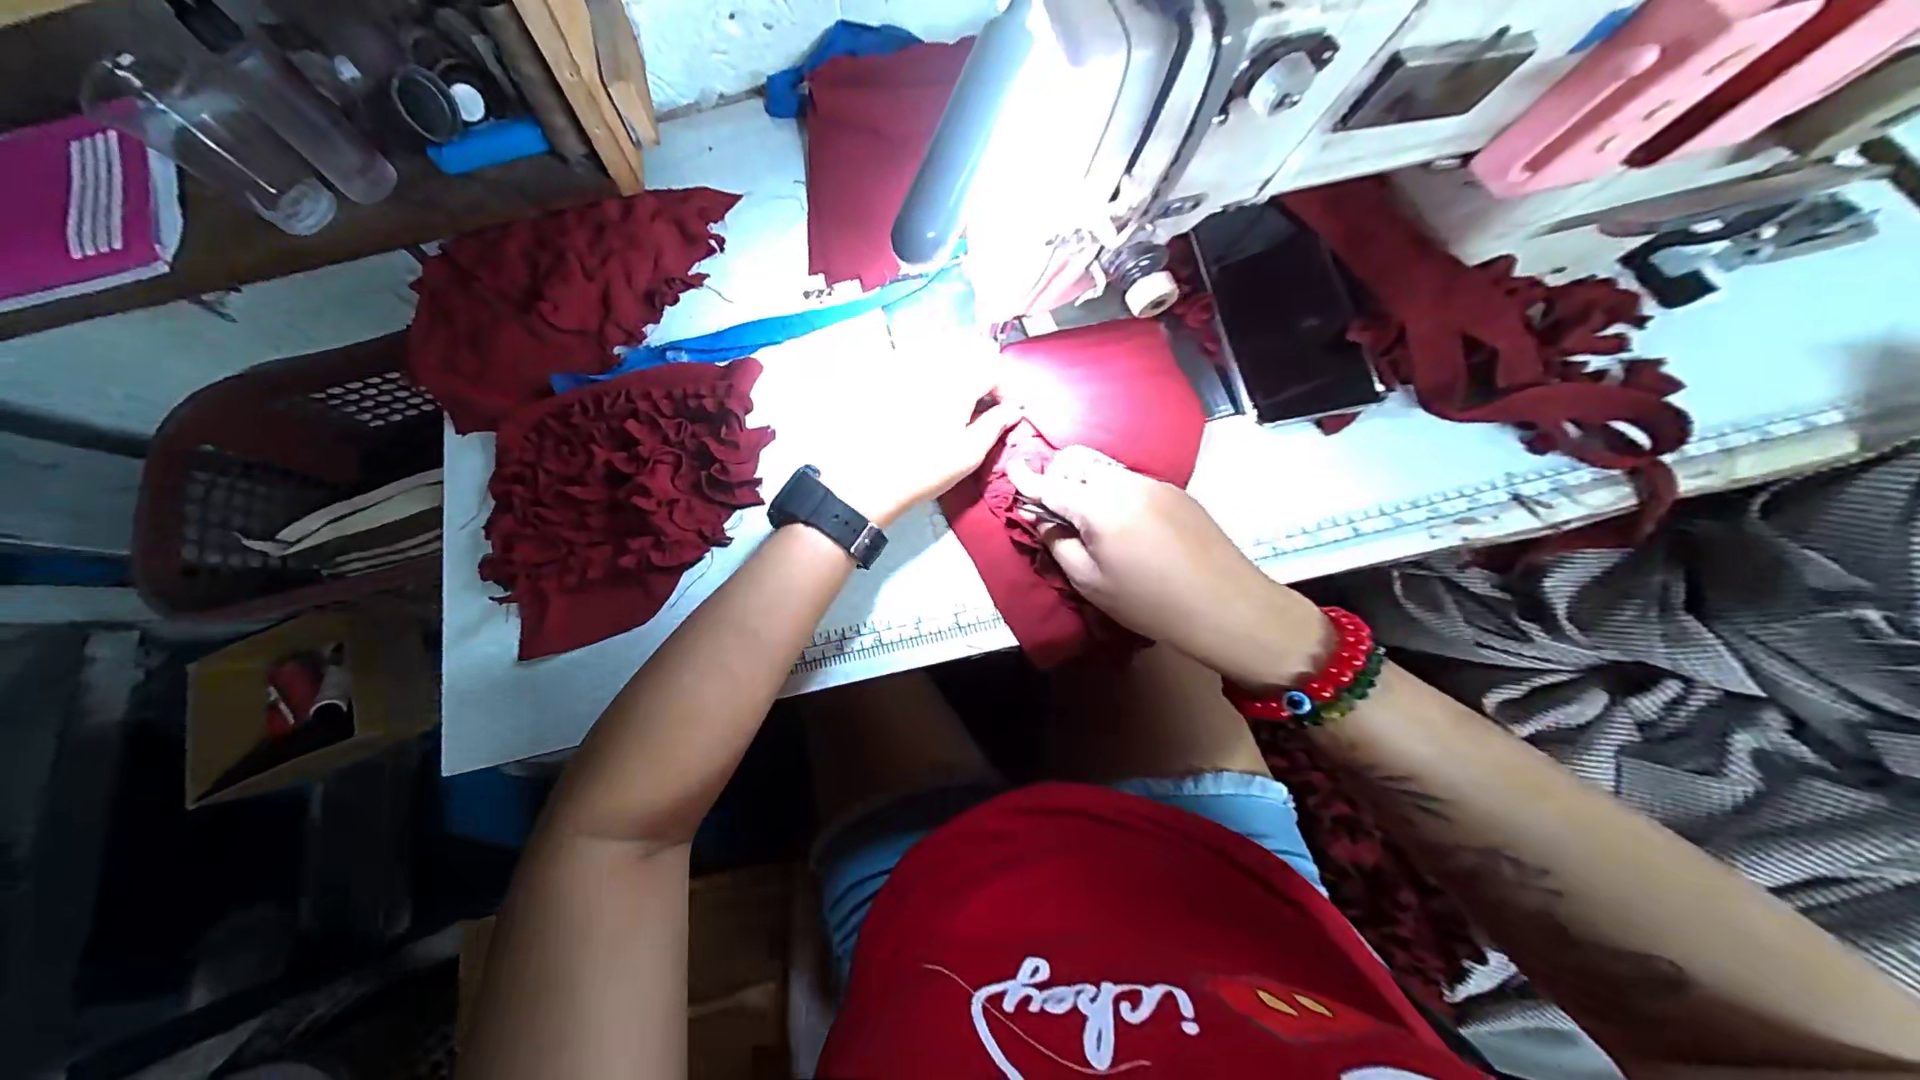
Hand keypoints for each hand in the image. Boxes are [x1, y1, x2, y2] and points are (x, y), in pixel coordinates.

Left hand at [815, 360, 1020, 527]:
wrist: (872, 480)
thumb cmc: (926, 470)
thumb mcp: (970, 454)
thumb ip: (995, 425)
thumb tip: (1014, 409)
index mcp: (958, 384)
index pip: (993, 368)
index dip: (1007, 388)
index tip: (1008, 411)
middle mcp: (933, 369)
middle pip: (969, 356)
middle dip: (985, 378)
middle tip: (987, 408)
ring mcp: (909, 373)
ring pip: (944, 358)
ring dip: (961, 376)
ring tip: (962, 408)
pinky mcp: (890, 383)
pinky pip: (919, 367)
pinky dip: (936, 379)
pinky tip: (933, 409)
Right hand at [1006, 446, 1329, 687]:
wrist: (1225, 604)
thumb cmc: (1148, 602)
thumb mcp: (1090, 582)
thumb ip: (1059, 544)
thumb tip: (1042, 519)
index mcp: (1098, 506)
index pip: (1051, 485)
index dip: (1027, 478)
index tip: (1011, 468)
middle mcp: (1125, 483)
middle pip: (1078, 465)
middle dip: (1057, 477)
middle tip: (1051, 507)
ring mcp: (1155, 484)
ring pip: (1106, 471)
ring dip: (1086, 485)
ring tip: (1087, 519)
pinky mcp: (1176, 492)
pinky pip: (1131, 481)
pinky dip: (1113, 492)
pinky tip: (1122, 524)